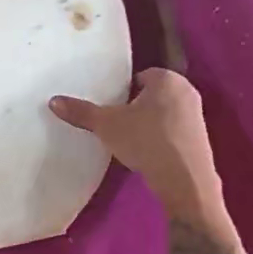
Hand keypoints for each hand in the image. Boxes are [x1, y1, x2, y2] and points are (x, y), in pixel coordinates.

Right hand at [50, 68, 220, 218]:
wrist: (183, 177)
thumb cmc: (145, 140)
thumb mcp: (106, 126)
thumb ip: (81, 112)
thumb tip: (53, 101)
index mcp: (166, 78)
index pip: (139, 76)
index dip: (122, 91)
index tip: (109, 107)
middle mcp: (186, 89)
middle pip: (151, 94)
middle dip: (134, 106)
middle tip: (115, 123)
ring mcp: (196, 113)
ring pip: (163, 111)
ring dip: (147, 122)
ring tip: (128, 139)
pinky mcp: (198, 135)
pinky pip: (172, 129)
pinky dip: (159, 136)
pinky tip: (146, 152)